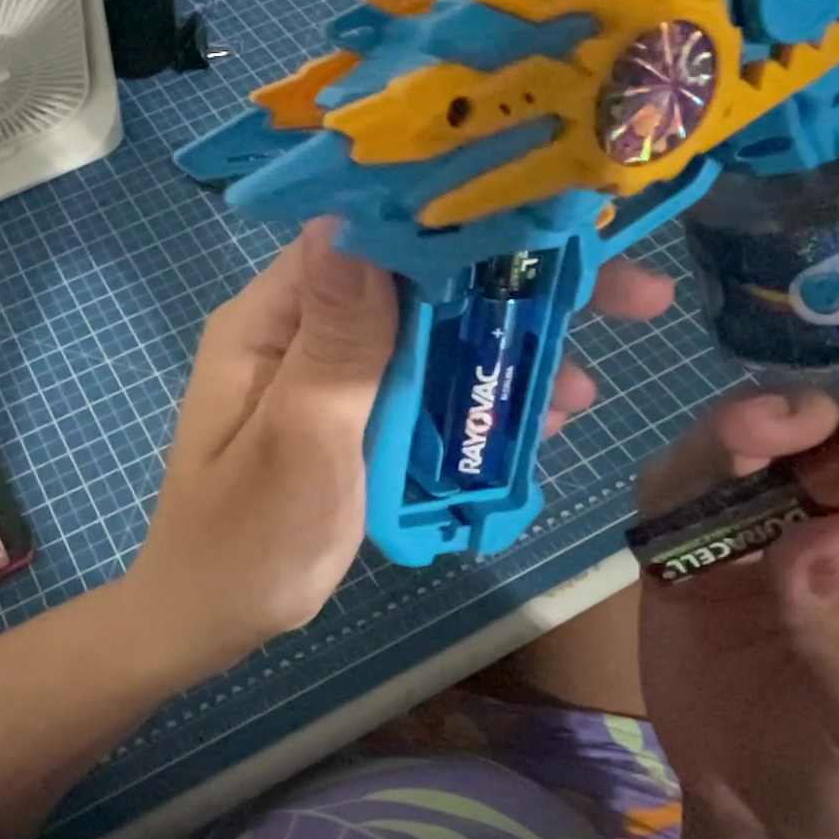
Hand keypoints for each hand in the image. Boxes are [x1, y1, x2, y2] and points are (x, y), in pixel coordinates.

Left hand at [128, 222, 673, 661]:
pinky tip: (539, 423)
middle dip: (507, 293)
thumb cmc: (245, 541)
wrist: (209, 619)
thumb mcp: (298, 438)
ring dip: (500, 356)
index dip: (457, 226)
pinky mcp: (343, 419)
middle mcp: (295, 334)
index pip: (364, 239)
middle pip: (409, 285)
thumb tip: (349, 219)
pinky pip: (415, 392)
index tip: (555, 225)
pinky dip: (471, 403)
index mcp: (269, 321)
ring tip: (583, 392)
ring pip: (423, 341)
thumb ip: (336, 339)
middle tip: (629, 298)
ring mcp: (320, 378)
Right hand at [636, 377, 838, 838]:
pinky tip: (674, 508)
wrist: (772, 827)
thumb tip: (822, 538)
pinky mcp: (701, 548)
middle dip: (825, 413)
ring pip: (763, 443)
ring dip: (740, 429)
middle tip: (773, 427)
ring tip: (728, 441)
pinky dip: (676, 481)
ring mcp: (783, 529)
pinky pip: (682, 491)